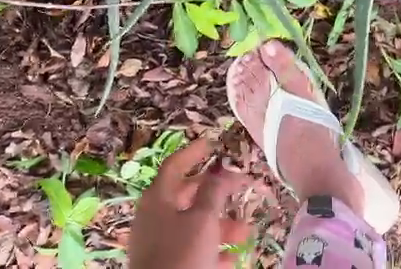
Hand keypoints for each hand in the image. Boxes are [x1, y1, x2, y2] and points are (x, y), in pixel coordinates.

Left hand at [126, 137, 252, 268]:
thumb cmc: (182, 256)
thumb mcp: (203, 220)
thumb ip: (214, 191)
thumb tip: (222, 170)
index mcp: (157, 198)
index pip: (175, 165)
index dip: (194, 152)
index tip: (212, 143)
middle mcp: (154, 218)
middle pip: (186, 196)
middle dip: (215, 194)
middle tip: (237, 189)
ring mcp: (157, 245)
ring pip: (192, 227)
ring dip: (220, 226)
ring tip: (246, 232)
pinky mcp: (165, 267)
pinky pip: (191, 252)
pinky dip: (211, 251)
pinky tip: (232, 260)